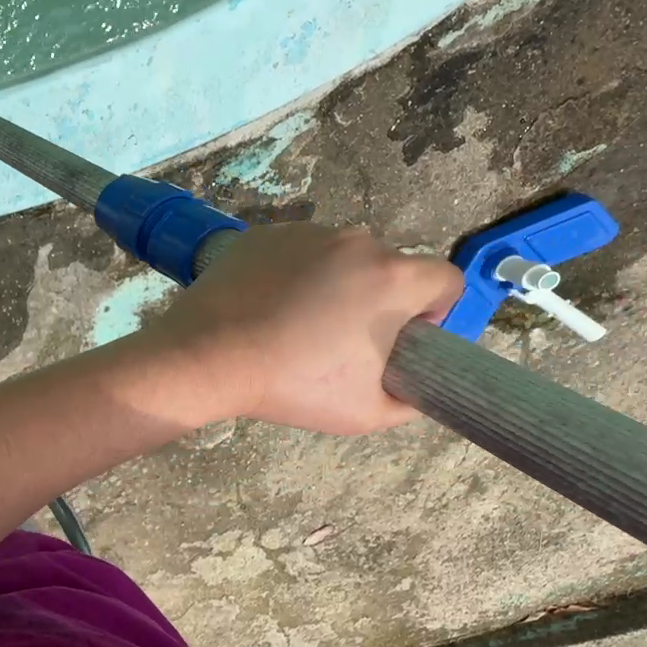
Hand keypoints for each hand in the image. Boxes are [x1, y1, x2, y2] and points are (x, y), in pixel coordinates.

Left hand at [152, 223, 463, 434]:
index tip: (398, 340)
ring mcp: (303, 234)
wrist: (202, 360)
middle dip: (374, 299)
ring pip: (337, 257)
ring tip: (291, 323)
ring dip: (329, 283)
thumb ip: (410, 397)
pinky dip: (287, 273)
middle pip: (387, 268)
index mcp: (393, 277)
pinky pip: (291, 252)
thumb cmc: (287, 385)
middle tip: (333, 339)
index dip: (431, 313)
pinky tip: (263, 304)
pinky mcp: (259, 236)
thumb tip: (415, 385)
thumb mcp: (365, 412)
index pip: (444, 281)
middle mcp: (355, 242)